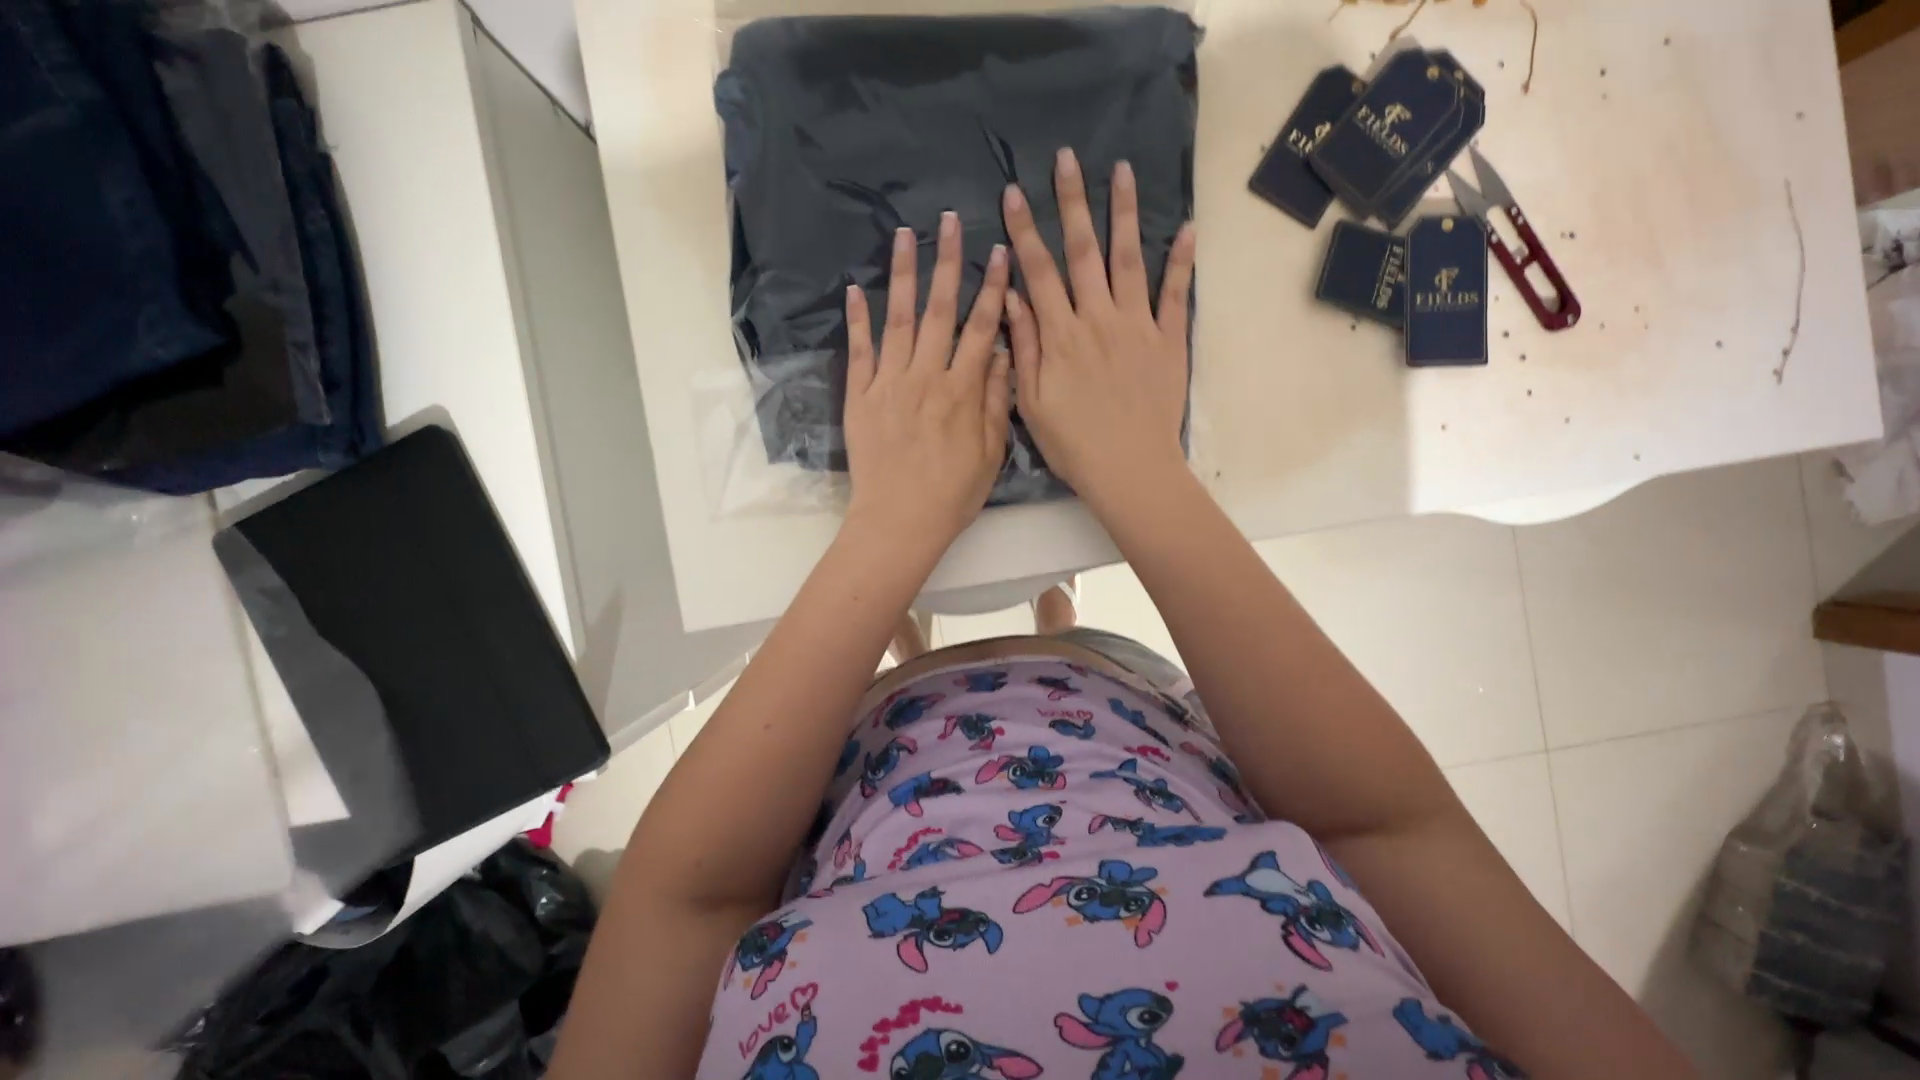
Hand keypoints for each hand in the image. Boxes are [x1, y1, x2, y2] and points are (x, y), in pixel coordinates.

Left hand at [842, 212, 1011, 555]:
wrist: (899, 521)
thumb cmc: (952, 494)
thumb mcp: (991, 453)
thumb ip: (996, 400)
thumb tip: (1002, 351)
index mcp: (963, 390)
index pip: (981, 328)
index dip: (992, 288)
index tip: (999, 251)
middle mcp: (926, 377)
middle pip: (940, 311)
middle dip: (947, 263)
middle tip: (949, 222)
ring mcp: (889, 384)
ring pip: (899, 321)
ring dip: (903, 276)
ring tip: (904, 236)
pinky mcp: (860, 398)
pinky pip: (859, 352)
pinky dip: (858, 320)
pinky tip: (857, 288)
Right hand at [1001, 149, 1195, 503]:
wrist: (1130, 470)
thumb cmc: (1074, 444)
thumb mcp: (1032, 403)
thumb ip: (1022, 348)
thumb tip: (1011, 298)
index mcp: (1061, 335)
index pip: (1038, 272)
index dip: (1025, 231)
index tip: (1013, 192)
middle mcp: (1099, 319)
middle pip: (1083, 251)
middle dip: (1072, 201)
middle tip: (1067, 158)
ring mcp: (1138, 326)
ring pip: (1128, 260)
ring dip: (1124, 213)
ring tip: (1122, 170)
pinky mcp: (1169, 340)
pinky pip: (1175, 294)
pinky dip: (1181, 260)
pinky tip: (1186, 227)